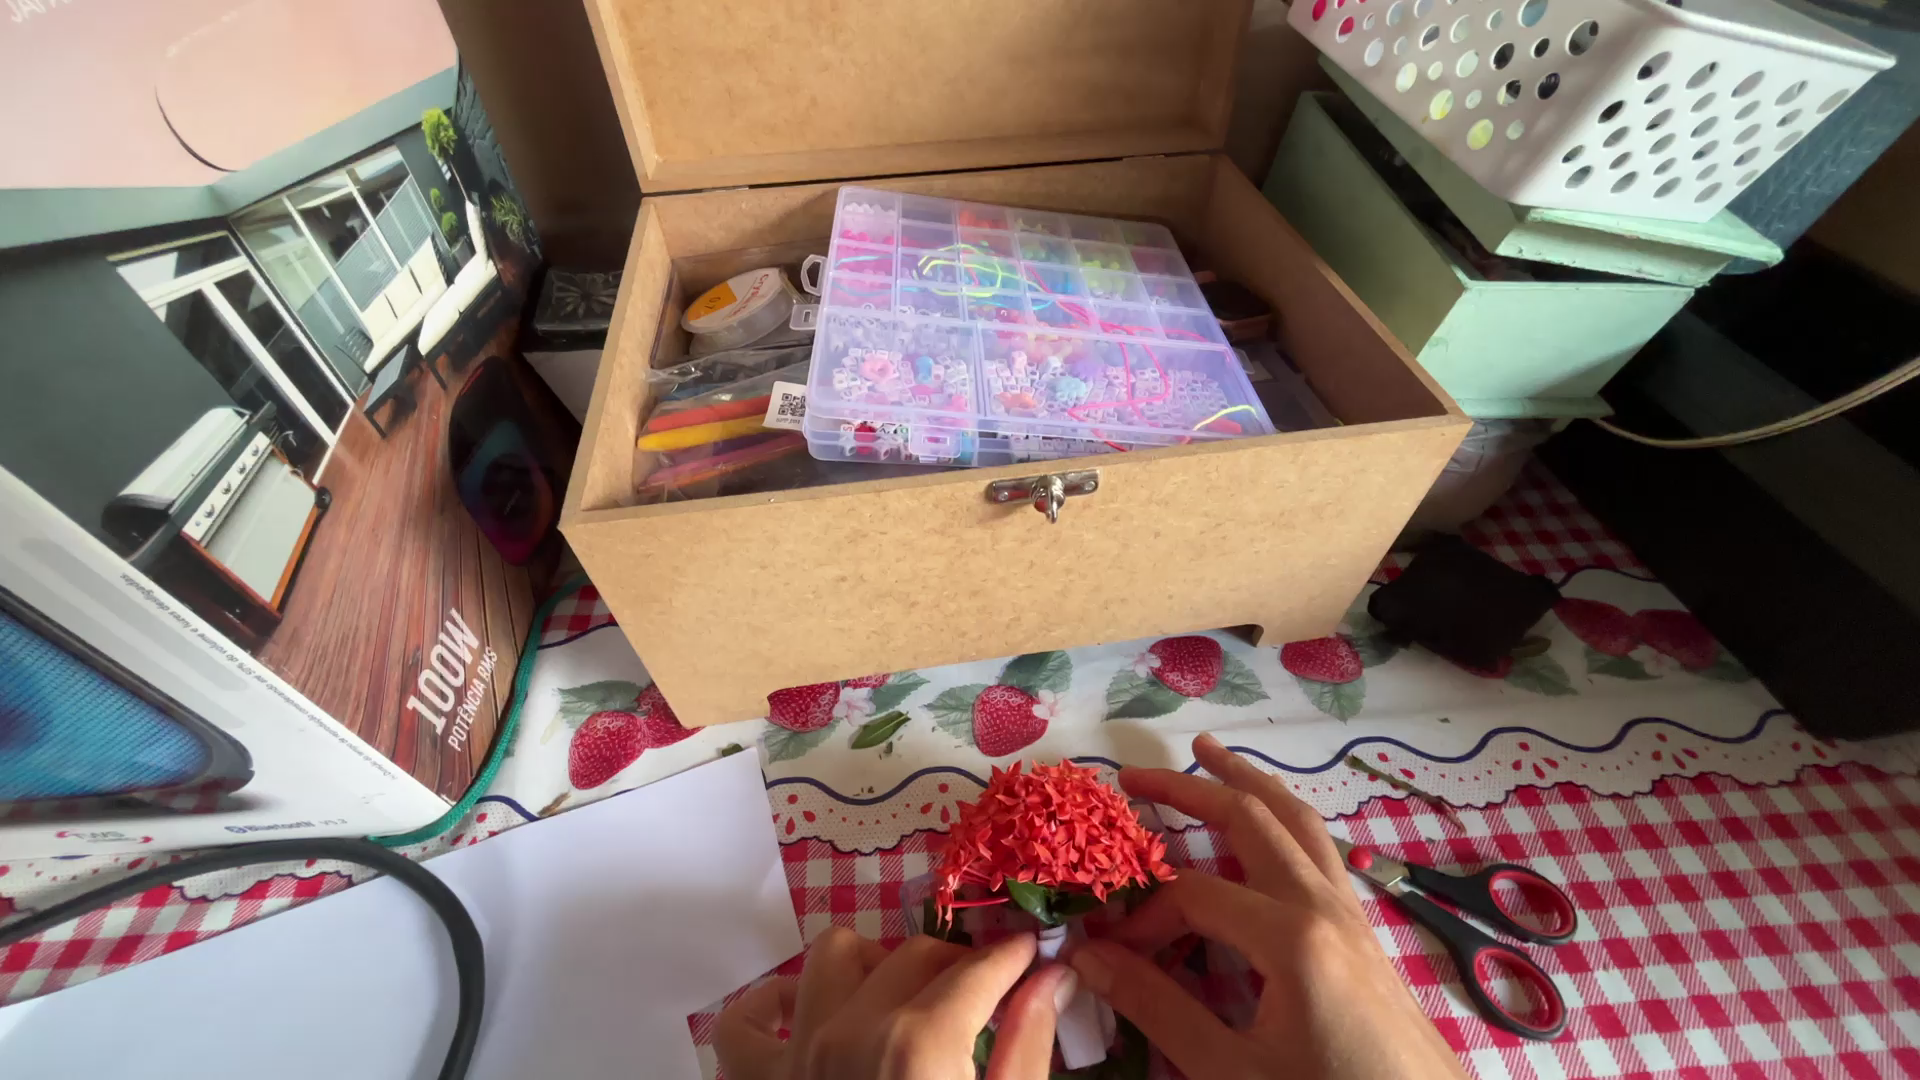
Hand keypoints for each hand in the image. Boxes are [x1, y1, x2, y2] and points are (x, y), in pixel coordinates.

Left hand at [715, 927, 1076, 1079]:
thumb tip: (1054, 976)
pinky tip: (806, 1018)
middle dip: (957, 963)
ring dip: (873, 964)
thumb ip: (1028, 1044)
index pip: (978, 970)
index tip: (1030, 949)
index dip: (1011, 955)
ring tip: (902, 999)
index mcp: (920, 1046)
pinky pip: (743, 1024)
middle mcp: (853, 1033)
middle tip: (982, 991)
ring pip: (833, 958)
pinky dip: (771, 1006)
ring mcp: (798, 1058)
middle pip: (916, 955)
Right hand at [1069, 733, 1469, 1079]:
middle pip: (1250, 818)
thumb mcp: (1234, 1075)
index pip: (1194, 896)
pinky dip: (1280, 814)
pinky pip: (1318, 847)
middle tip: (1136, 772)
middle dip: (1189, 788)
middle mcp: (1322, 905)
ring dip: (1247, 780)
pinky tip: (1265, 821)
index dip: (1146, 915)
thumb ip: (1158, 1008)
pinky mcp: (1363, 930)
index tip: (1112, 948)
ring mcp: (1349, 912)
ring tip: (1209, 752)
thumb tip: (1087, 956)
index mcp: (1291, 937)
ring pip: (1296, 820)